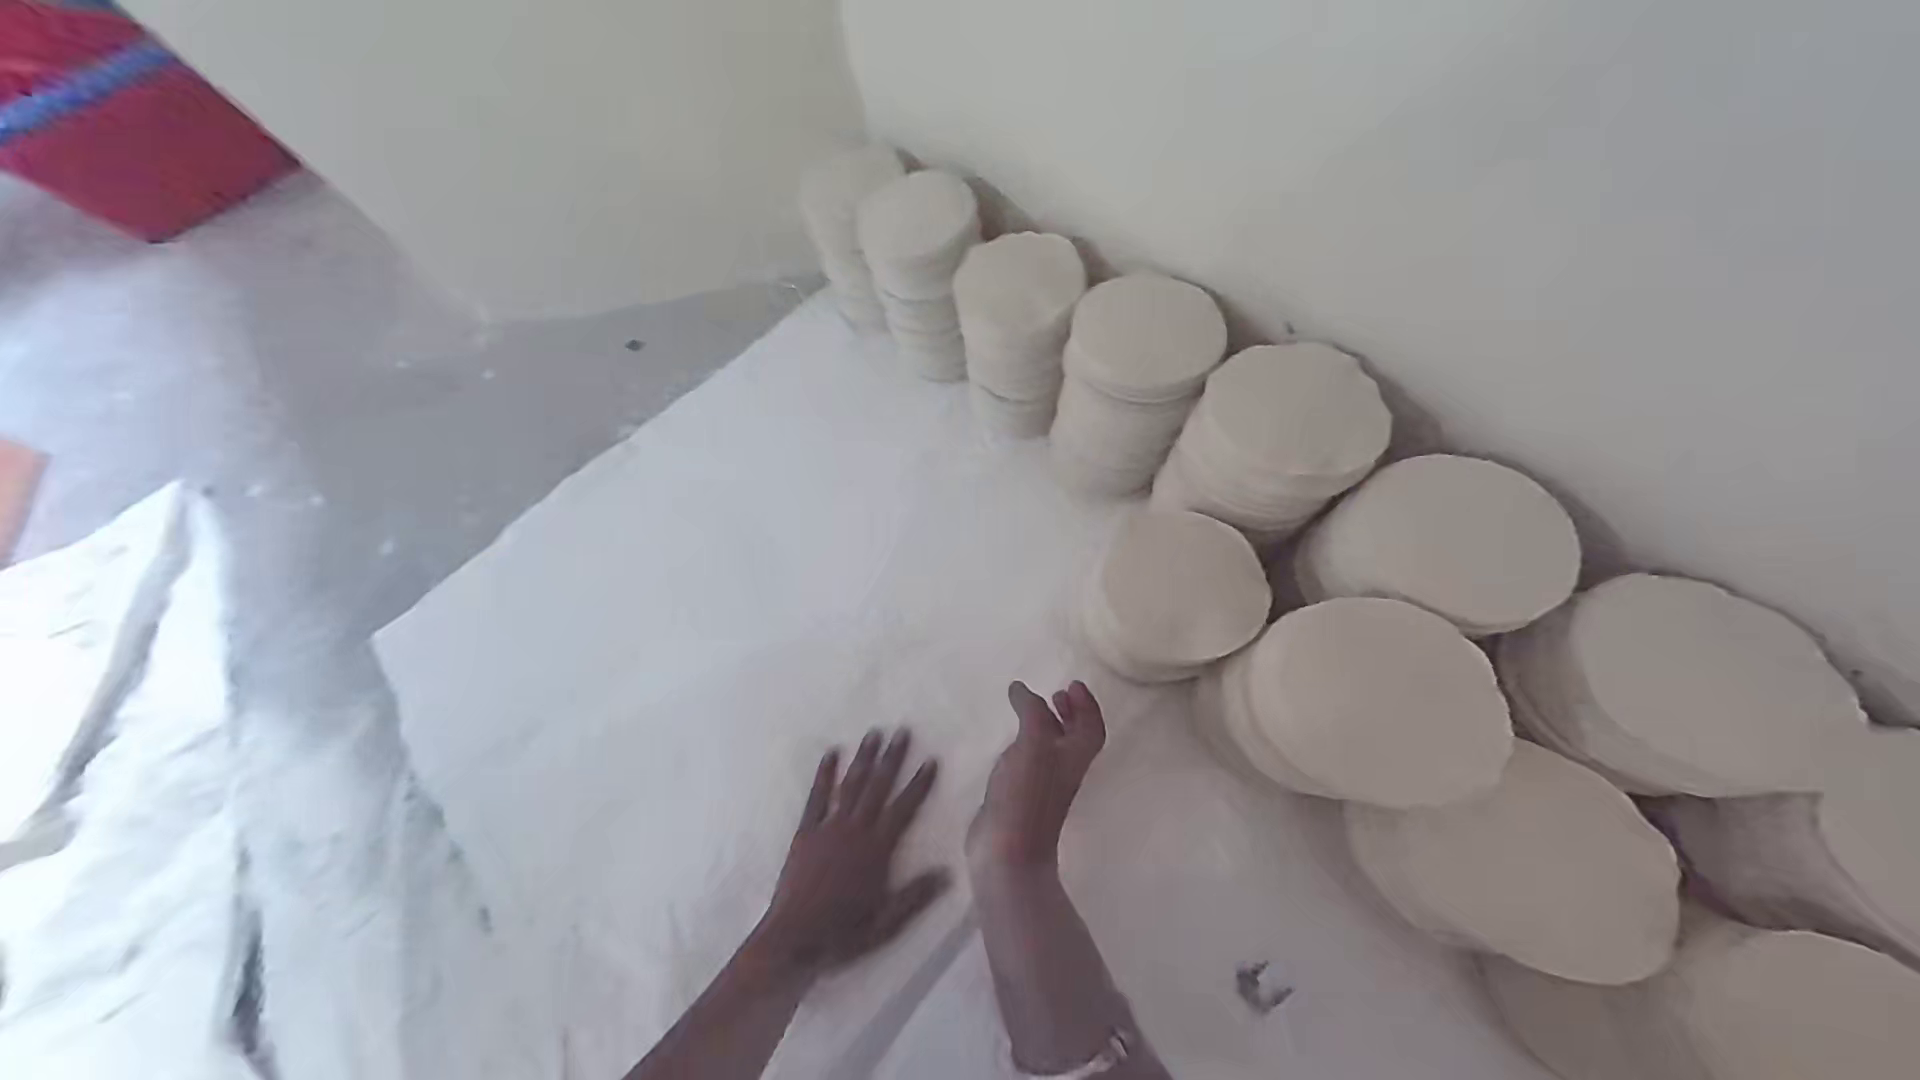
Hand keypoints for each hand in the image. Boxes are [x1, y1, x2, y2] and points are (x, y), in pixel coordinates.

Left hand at [751, 730, 947, 982]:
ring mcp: (829, 828)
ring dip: (864, 758)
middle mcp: (856, 830)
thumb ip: (916, 895)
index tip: (931, 760)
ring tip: (874, 734)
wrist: (794, 940)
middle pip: (878, 787)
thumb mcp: (887, 923)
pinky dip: (824, 775)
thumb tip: (948, 872)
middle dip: (892, 758)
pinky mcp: (806, 832)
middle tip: (902, 731)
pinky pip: (817, 798)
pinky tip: (831, 754)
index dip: (919, 784)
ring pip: (851, 785)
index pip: (904, 809)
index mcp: (878, 849)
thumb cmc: (843, 934)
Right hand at [967, 681, 1106, 872]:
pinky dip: (1027, 742)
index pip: (1091, 726)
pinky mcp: (1021, 796)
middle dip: (1070, 713)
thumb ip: (1032, 712)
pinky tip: (1011, 742)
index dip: (1087, 704)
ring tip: (1032, 710)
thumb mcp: (1034, 743)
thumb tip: (1022, 689)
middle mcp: (1064, 770)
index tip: (1073, 684)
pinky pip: (1031, 760)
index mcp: (1075, 757)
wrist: (1008, 852)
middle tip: (1057, 694)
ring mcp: (1043, 786)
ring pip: (1054, 748)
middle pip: (1077, 737)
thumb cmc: (1027, 795)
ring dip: (1049, 725)